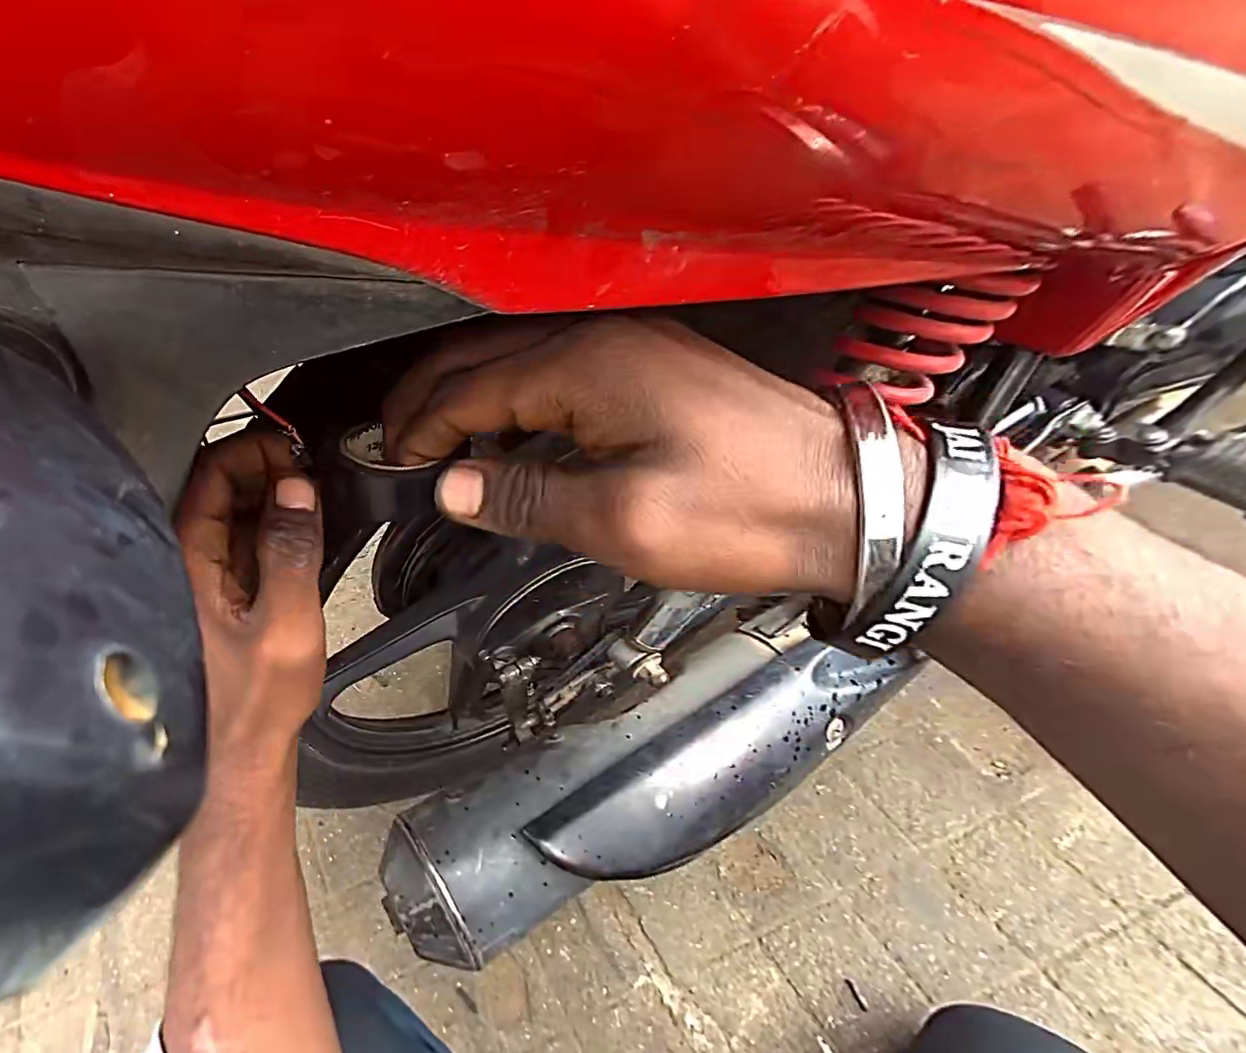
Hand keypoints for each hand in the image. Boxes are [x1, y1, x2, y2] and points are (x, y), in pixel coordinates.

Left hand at [173, 432, 325, 788]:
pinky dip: (274, 531)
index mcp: (185, 562)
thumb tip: (298, 491)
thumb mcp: (284, 626)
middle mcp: (184, 565)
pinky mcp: (223, 599)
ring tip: (312, 504)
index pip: (209, 475)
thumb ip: (291, 553)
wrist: (238, 762)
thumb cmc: (249, 709)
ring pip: (234, 516)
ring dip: (273, 501)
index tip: (294, 454)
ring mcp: (204, 581)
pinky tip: (301, 535)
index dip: (253, 453)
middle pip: (218, 489)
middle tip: (310, 479)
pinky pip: (245, 546)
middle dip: (267, 472)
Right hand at [384, 316, 918, 601]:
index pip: (473, 390)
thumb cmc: (743, 513)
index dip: (425, 429)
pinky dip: (509, 399)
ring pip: (514, 359)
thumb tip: (450, 488)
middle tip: (395, 444)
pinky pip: (552, 371)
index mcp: (587, 367)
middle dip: (428, 399)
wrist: (850, 500)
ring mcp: (627, 347)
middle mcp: (601, 339)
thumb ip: (526, 497)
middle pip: (482, 357)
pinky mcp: (646, 368)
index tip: (397, 464)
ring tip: (432, 437)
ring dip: (464, 395)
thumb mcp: (622, 521)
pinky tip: (499, 428)